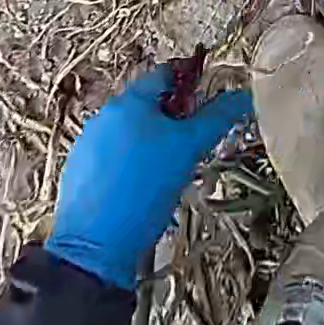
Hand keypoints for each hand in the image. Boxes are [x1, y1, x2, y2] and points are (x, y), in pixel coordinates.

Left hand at [46, 66, 253, 289]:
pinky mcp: (80, 174)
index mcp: (127, 102)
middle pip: (152, 102)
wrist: (93, 251)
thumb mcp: (190, 147)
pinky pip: (119, 153)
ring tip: (176, 164)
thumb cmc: (144, 188)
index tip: (210, 102)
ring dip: (159, 138)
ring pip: (136, 129)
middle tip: (197, 137)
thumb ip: (218, 115)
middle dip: (179, 115)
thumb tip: (243, 95)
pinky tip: (149, 183)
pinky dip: (138, 159)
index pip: (167, 72)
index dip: (193, 82)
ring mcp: (88, 146)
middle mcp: (104, 117)